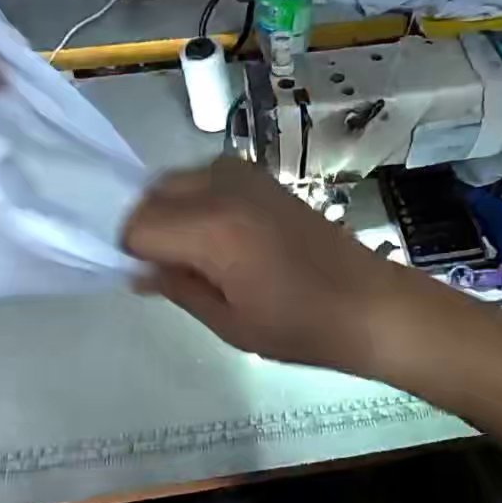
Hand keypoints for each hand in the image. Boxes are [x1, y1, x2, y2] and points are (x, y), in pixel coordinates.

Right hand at [122, 157, 435, 373]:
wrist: (369, 303)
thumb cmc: (301, 326)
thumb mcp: (230, 323)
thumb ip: (178, 288)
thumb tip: (139, 270)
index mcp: (213, 229)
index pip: (137, 224)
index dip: (132, 252)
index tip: (150, 277)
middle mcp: (226, 189)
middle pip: (155, 193)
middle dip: (150, 226)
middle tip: (173, 267)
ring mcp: (251, 178)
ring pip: (182, 179)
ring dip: (175, 209)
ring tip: (200, 252)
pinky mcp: (270, 180)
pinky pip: (214, 176)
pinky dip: (203, 198)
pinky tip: (225, 234)